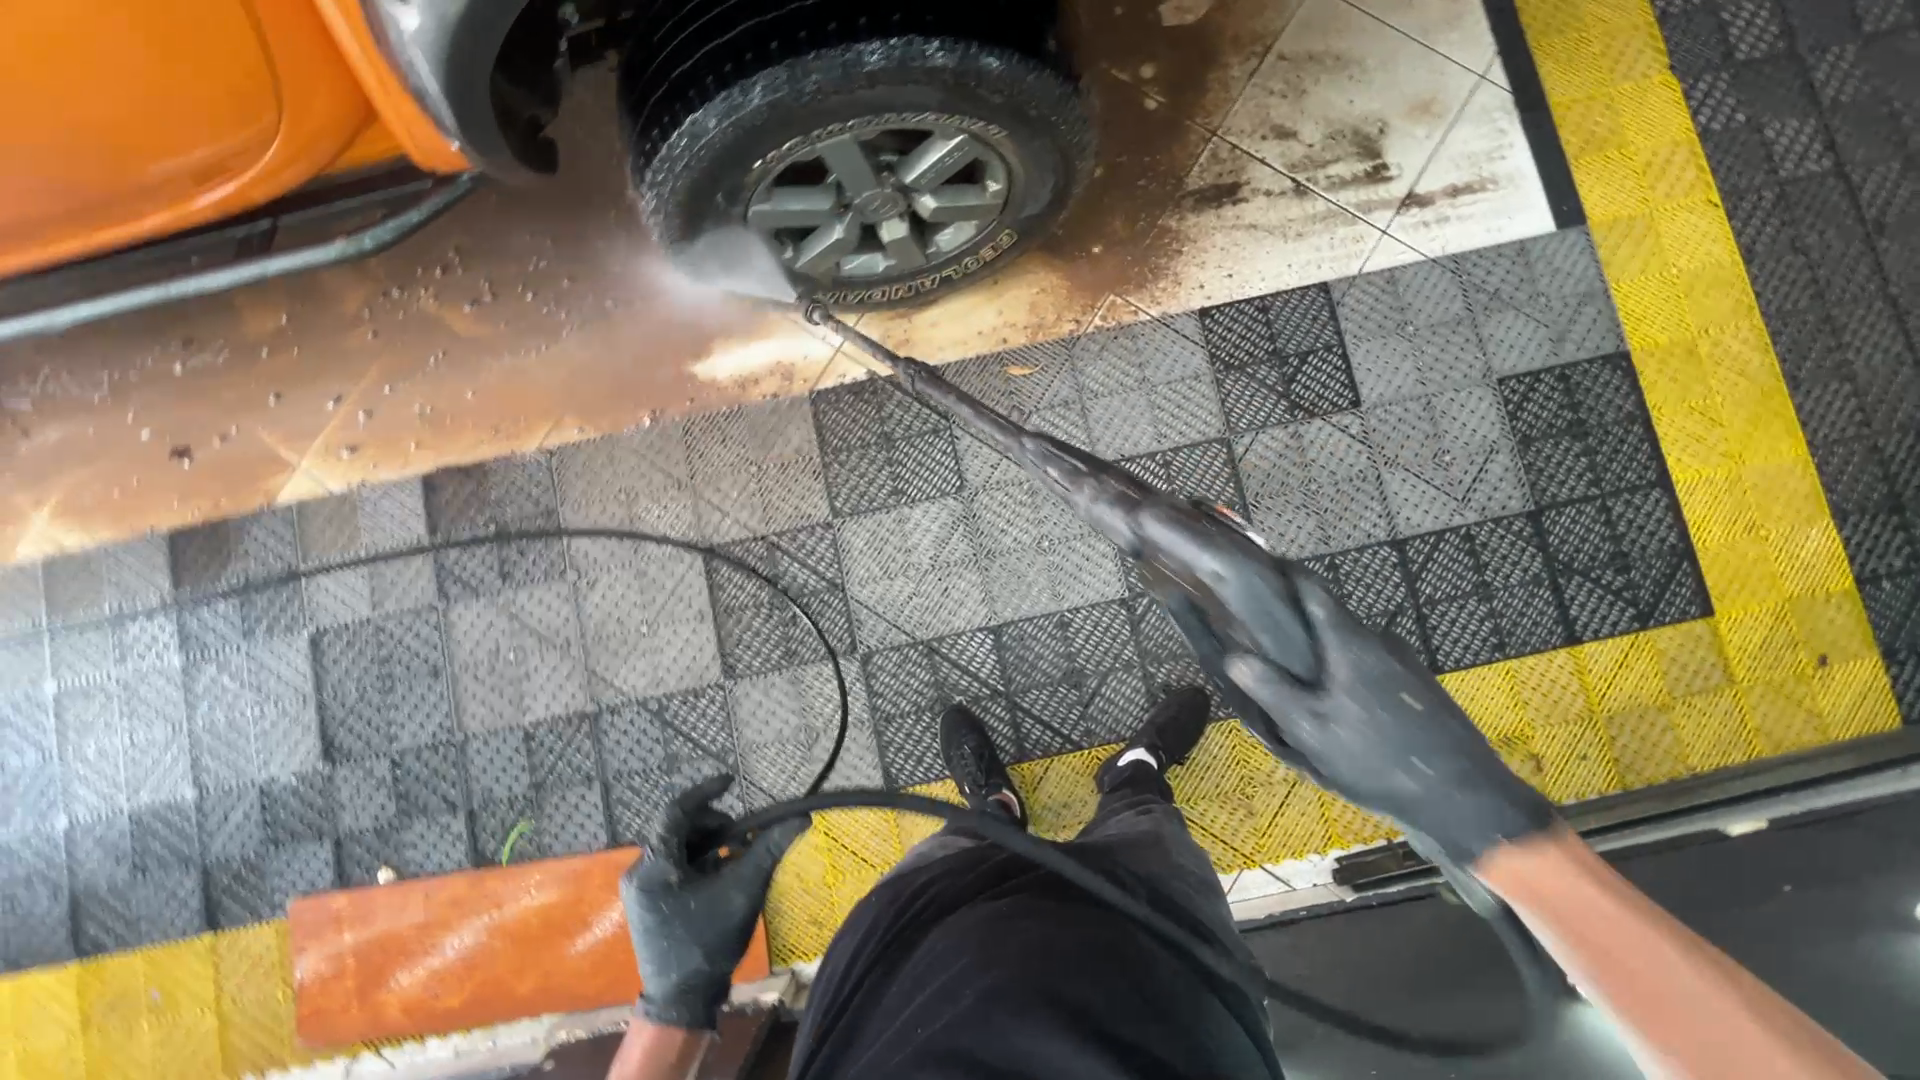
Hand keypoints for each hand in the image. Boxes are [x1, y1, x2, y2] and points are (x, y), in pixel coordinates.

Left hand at [619, 774, 808, 1029]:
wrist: (683, 997)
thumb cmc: (709, 941)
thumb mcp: (744, 890)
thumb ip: (769, 850)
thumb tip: (801, 820)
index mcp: (656, 865)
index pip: (676, 812)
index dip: (705, 792)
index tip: (730, 781)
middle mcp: (641, 871)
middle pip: (678, 829)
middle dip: (713, 825)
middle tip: (742, 835)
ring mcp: (641, 889)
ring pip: (677, 848)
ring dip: (709, 844)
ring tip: (737, 857)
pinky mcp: (647, 902)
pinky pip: (674, 867)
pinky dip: (699, 862)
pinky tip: (723, 874)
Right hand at [1221, 569, 1557, 867]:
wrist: (1463, 796)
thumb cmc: (1375, 756)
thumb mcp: (1309, 728)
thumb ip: (1270, 689)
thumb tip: (1234, 656)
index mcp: (1348, 640)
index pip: (1311, 587)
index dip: (1282, 573)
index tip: (1256, 569)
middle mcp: (1378, 640)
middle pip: (1328, 619)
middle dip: (1296, 627)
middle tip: (1266, 647)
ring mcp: (1404, 663)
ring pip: (1349, 648)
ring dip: (1323, 659)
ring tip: (1299, 690)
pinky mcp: (1418, 687)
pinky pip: (1370, 669)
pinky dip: (1346, 677)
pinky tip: (1340, 713)